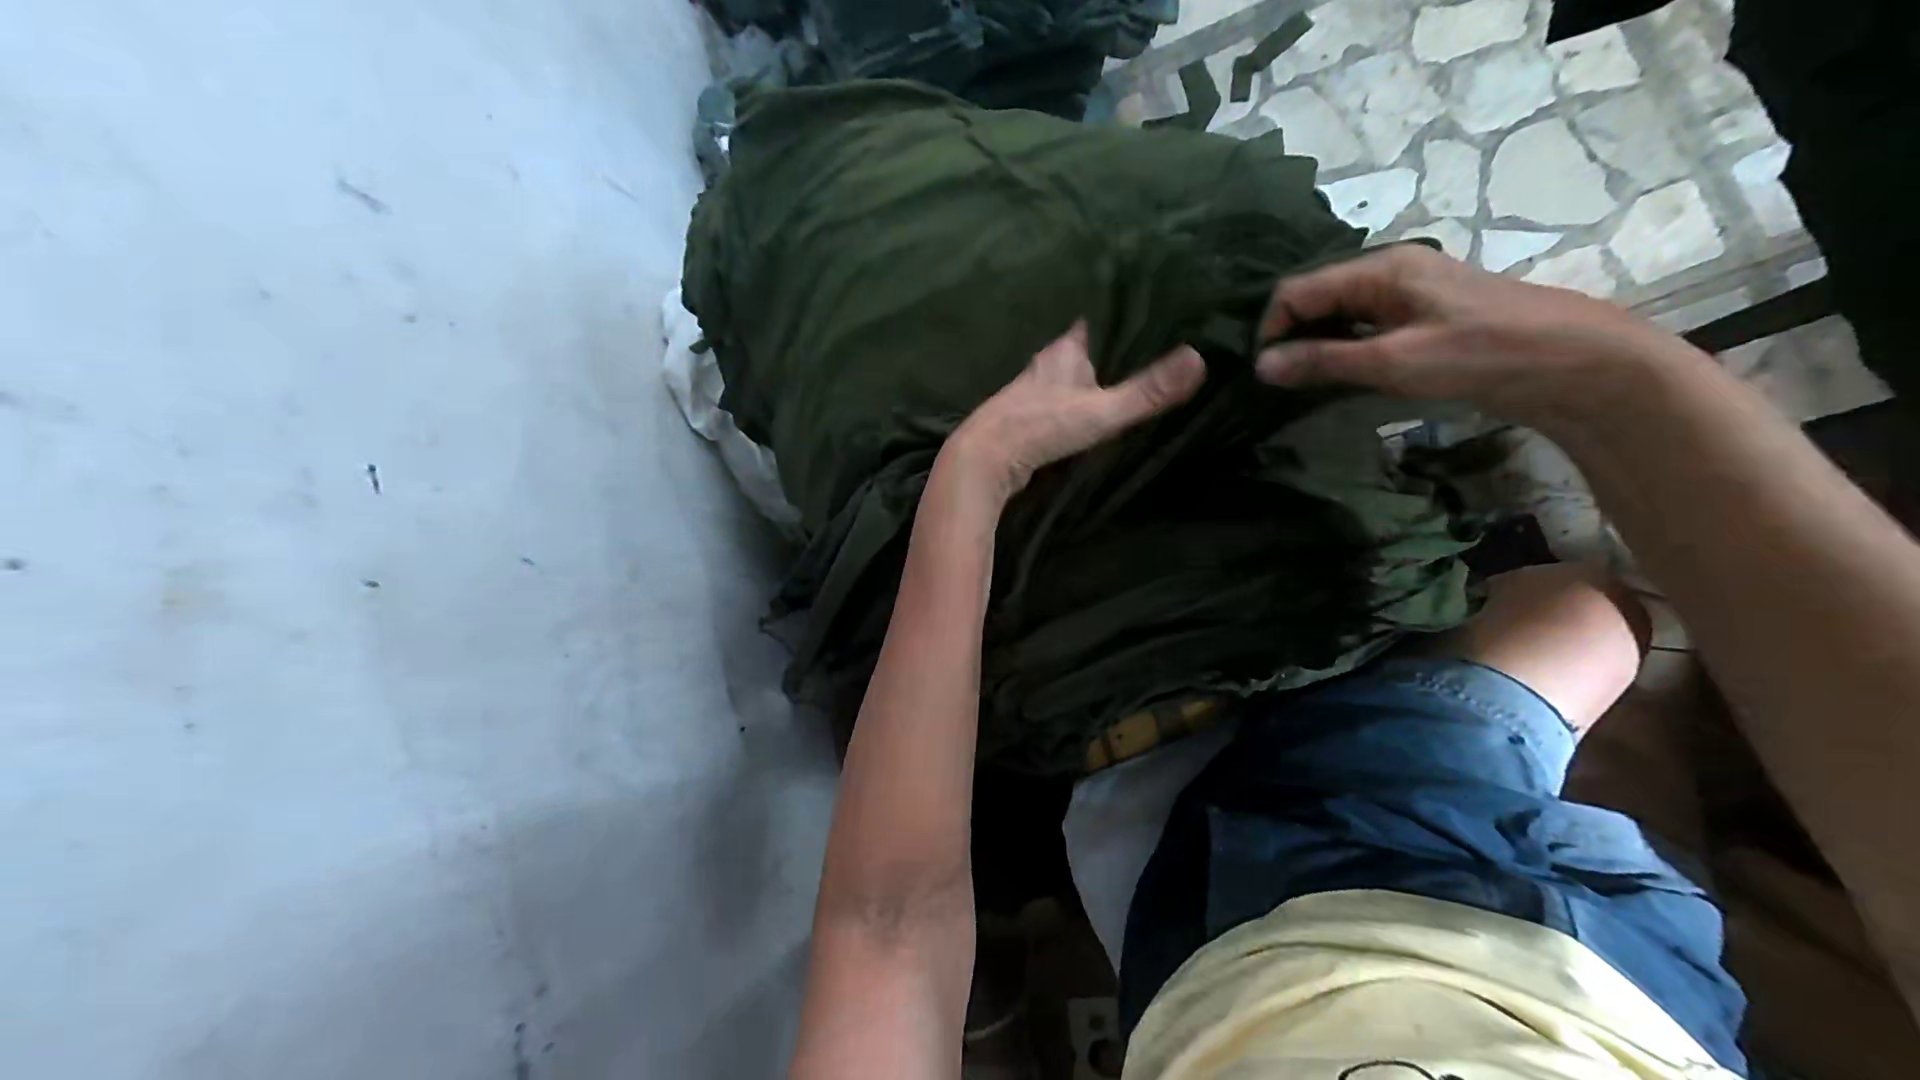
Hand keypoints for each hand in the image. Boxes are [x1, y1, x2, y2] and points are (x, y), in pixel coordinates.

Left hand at [948, 321, 1206, 497]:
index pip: (1093, 321)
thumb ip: (1147, 391)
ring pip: (1065, 379)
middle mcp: (1044, 366)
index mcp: (1063, 352)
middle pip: (1079, 350)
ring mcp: (1030, 395)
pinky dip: (1069, 406)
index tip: (1144, 309)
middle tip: (1141, 347)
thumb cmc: (1040, 426)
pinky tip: (1083, 414)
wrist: (984, 462)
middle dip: (1104, 349)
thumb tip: (1200, 360)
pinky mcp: (1021, 422)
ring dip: (1085, 380)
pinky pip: (1054, 406)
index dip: (1115, 315)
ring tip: (1120, 377)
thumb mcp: (1101, 410)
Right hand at [1255, 245, 1692, 428]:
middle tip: (1278, 382)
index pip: (1296, 290)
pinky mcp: (1420, 320)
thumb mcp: (1392, 360)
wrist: (1573, 363)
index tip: (1264, 373)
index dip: (1271, 329)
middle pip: (1315, 298)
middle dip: (1289, 337)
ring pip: (1337, 315)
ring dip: (1314, 347)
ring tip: (1301, 384)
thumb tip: (1260, 365)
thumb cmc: (1480, 354)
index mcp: (1379, 269)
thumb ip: (1322, 360)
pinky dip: (1341, 351)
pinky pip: (1362, 329)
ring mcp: (1406, 296)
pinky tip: (1337, 378)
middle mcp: (1388, 272)